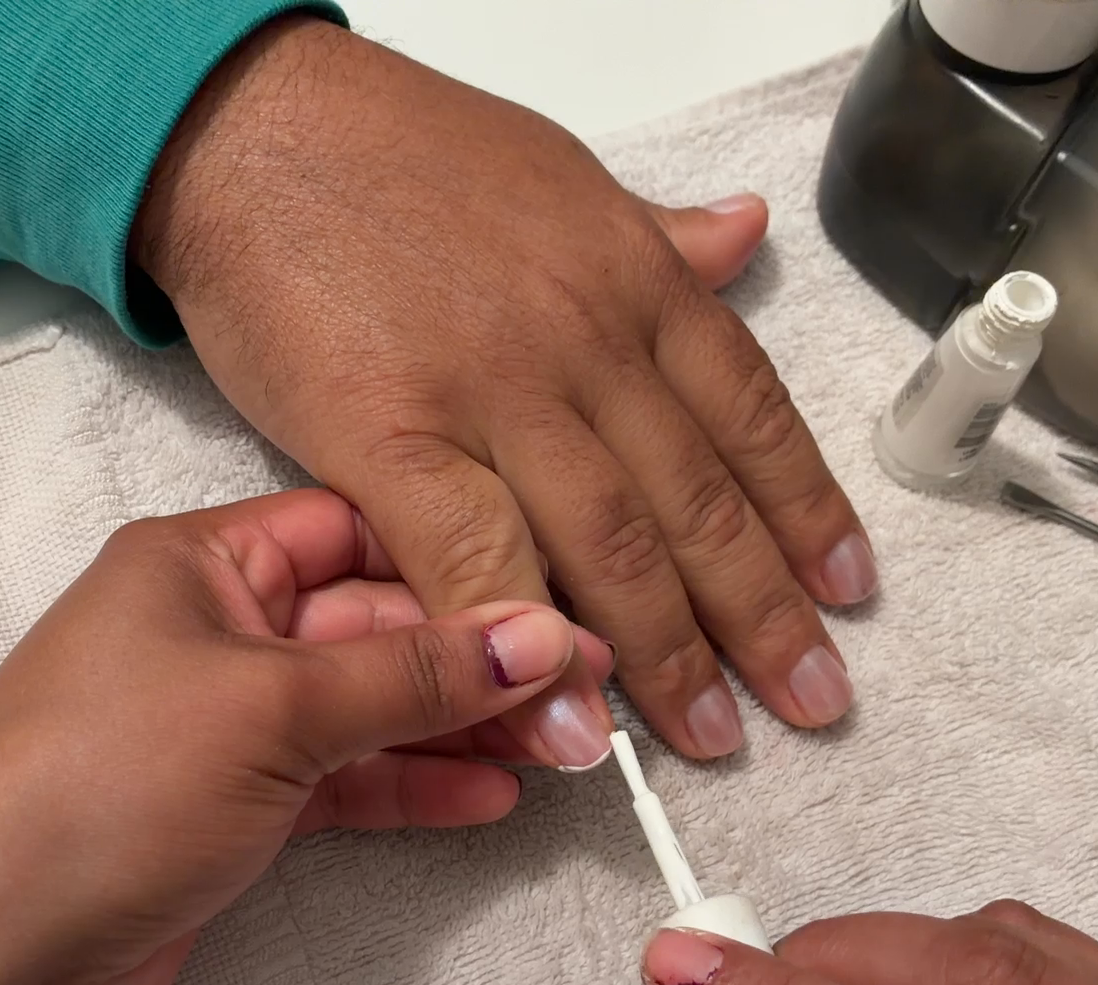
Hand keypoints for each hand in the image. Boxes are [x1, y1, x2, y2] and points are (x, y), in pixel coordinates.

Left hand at [0, 489, 610, 984]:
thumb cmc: (108, 786)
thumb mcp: (274, 706)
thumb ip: (415, 674)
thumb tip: (544, 636)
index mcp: (204, 560)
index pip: (356, 531)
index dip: (455, 561)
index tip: (551, 600)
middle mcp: (220, 624)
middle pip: (375, 627)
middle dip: (474, 664)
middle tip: (581, 693)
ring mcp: (231, 714)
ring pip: (369, 705)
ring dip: (457, 728)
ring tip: (555, 748)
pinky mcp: (239, 795)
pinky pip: (345, 773)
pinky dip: (411, 783)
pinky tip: (487, 795)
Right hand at [132, 17, 874, 768]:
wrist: (253, 135)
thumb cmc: (388, 156)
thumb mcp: (553, 175)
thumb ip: (650, 233)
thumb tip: (736, 237)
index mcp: (624, 277)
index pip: (748, 414)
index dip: (805, 510)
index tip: (844, 590)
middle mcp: (580, 341)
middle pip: (695, 501)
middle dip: (762, 614)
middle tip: (810, 699)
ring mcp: (492, 393)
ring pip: (612, 544)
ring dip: (673, 654)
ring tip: (715, 735)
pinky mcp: (392, 438)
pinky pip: (481, 561)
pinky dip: (532, 645)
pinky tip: (577, 726)